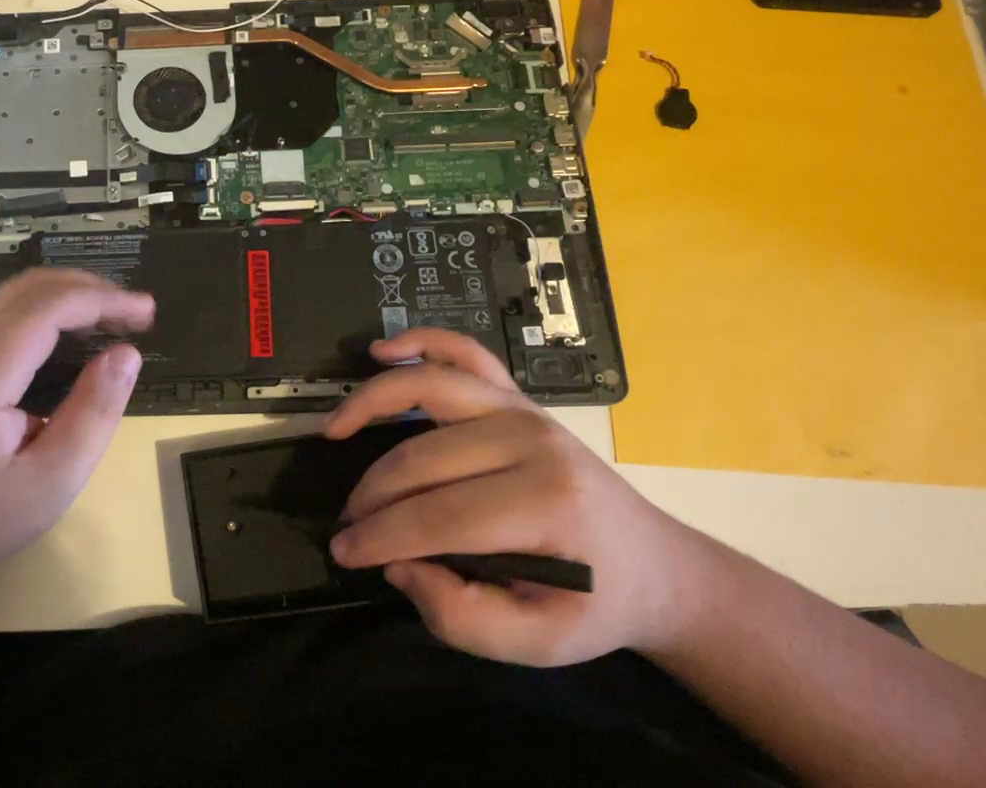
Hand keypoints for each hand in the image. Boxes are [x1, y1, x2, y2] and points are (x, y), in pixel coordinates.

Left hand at [0, 267, 154, 588]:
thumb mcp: (55, 478)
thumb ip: (94, 412)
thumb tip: (127, 354)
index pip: (48, 308)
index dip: (103, 300)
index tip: (148, 312)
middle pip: (29, 289)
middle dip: (89, 289)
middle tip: (137, 312)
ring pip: (12, 295)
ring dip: (65, 294)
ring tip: (111, 314)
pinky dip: (42, 308)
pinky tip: (68, 331)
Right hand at [324, 329, 706, 666]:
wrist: (653, 565)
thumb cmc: (595, 605)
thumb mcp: (539, 643)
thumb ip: (463, 618)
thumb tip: (400, 566)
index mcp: (546, 505)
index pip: (437, 517)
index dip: (379, 538)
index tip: (343, 555)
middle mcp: (533, 443)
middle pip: (422, 460)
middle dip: (370, 498)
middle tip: (346, 529)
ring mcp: (526, 411)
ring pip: (430, 388)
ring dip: (371, 404)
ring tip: (332, 430)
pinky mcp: (519, 399)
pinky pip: (465, 353)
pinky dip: (421, 342)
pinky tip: (381, 350)